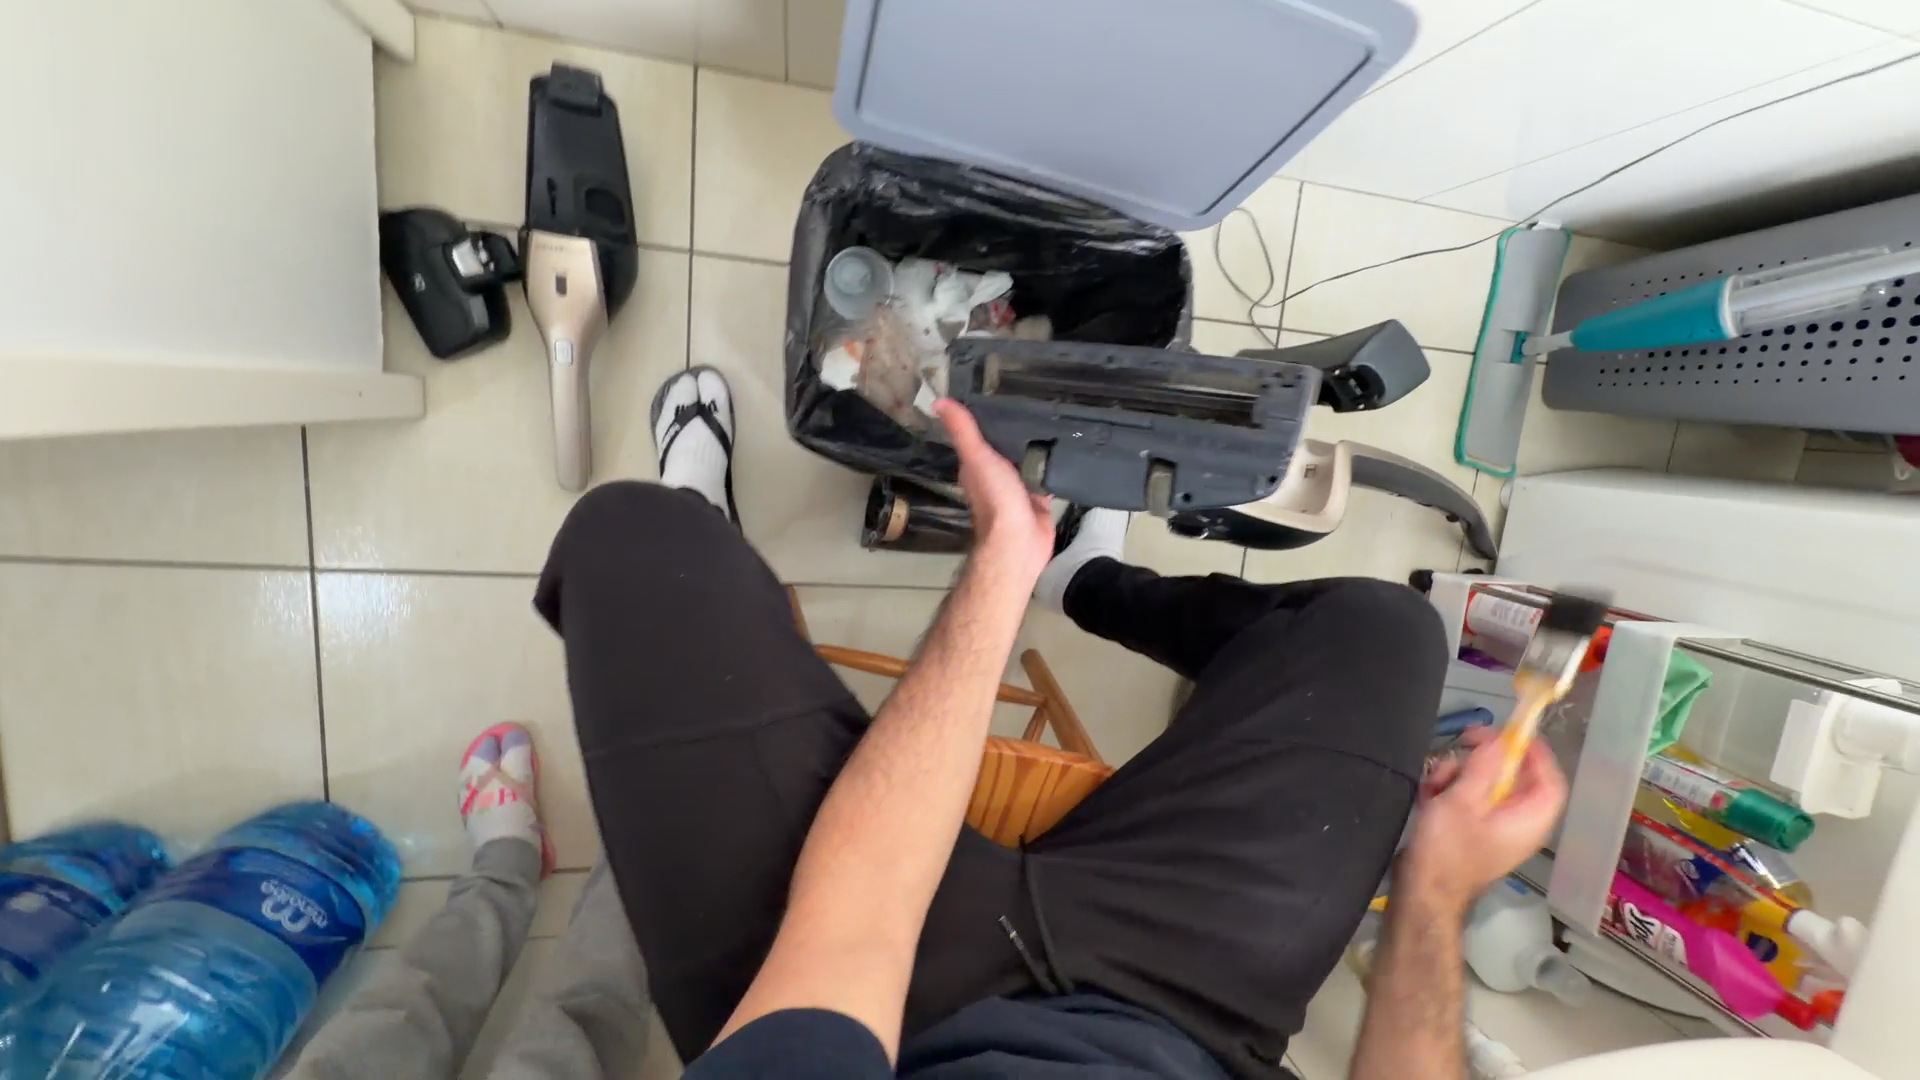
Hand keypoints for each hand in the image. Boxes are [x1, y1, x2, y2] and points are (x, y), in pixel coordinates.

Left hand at [933, 399, 1054, 579]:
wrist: (1020, 540)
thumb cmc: (996, 499)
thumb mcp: (978, 458)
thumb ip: (964, 431)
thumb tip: (938, 401)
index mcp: (977, 465)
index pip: (982, 434)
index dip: (991, 417)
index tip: (1006, 393)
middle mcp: (996, 475)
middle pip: (1008, 447)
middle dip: (1020, 430)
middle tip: (1040, 402)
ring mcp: (1018, 488)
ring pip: (1028, 460)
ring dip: (1038, 446)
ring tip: (1055, 418)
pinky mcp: (1039, 497)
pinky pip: (1046, 476)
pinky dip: (1054, 465)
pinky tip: (1065, 448)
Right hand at [1400, 727, 1567, 915]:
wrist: (1424, 889)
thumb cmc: (1449, 848)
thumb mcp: (1463, 801)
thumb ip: (1483, 768)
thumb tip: (1499, 739)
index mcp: (1530, 819)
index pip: (1549, 780)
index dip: (1535, 752)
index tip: (1509, 731)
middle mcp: (1518, 822)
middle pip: (1511, 777)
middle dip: (1480, 761)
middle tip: (1459, 745)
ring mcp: (1494, 827)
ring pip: (1483, 784)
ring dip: (1456, 775)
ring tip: (1434, 784)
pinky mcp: (1472, 831)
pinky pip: (1467, 799)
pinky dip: (1448, 791)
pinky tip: (1429, 796)